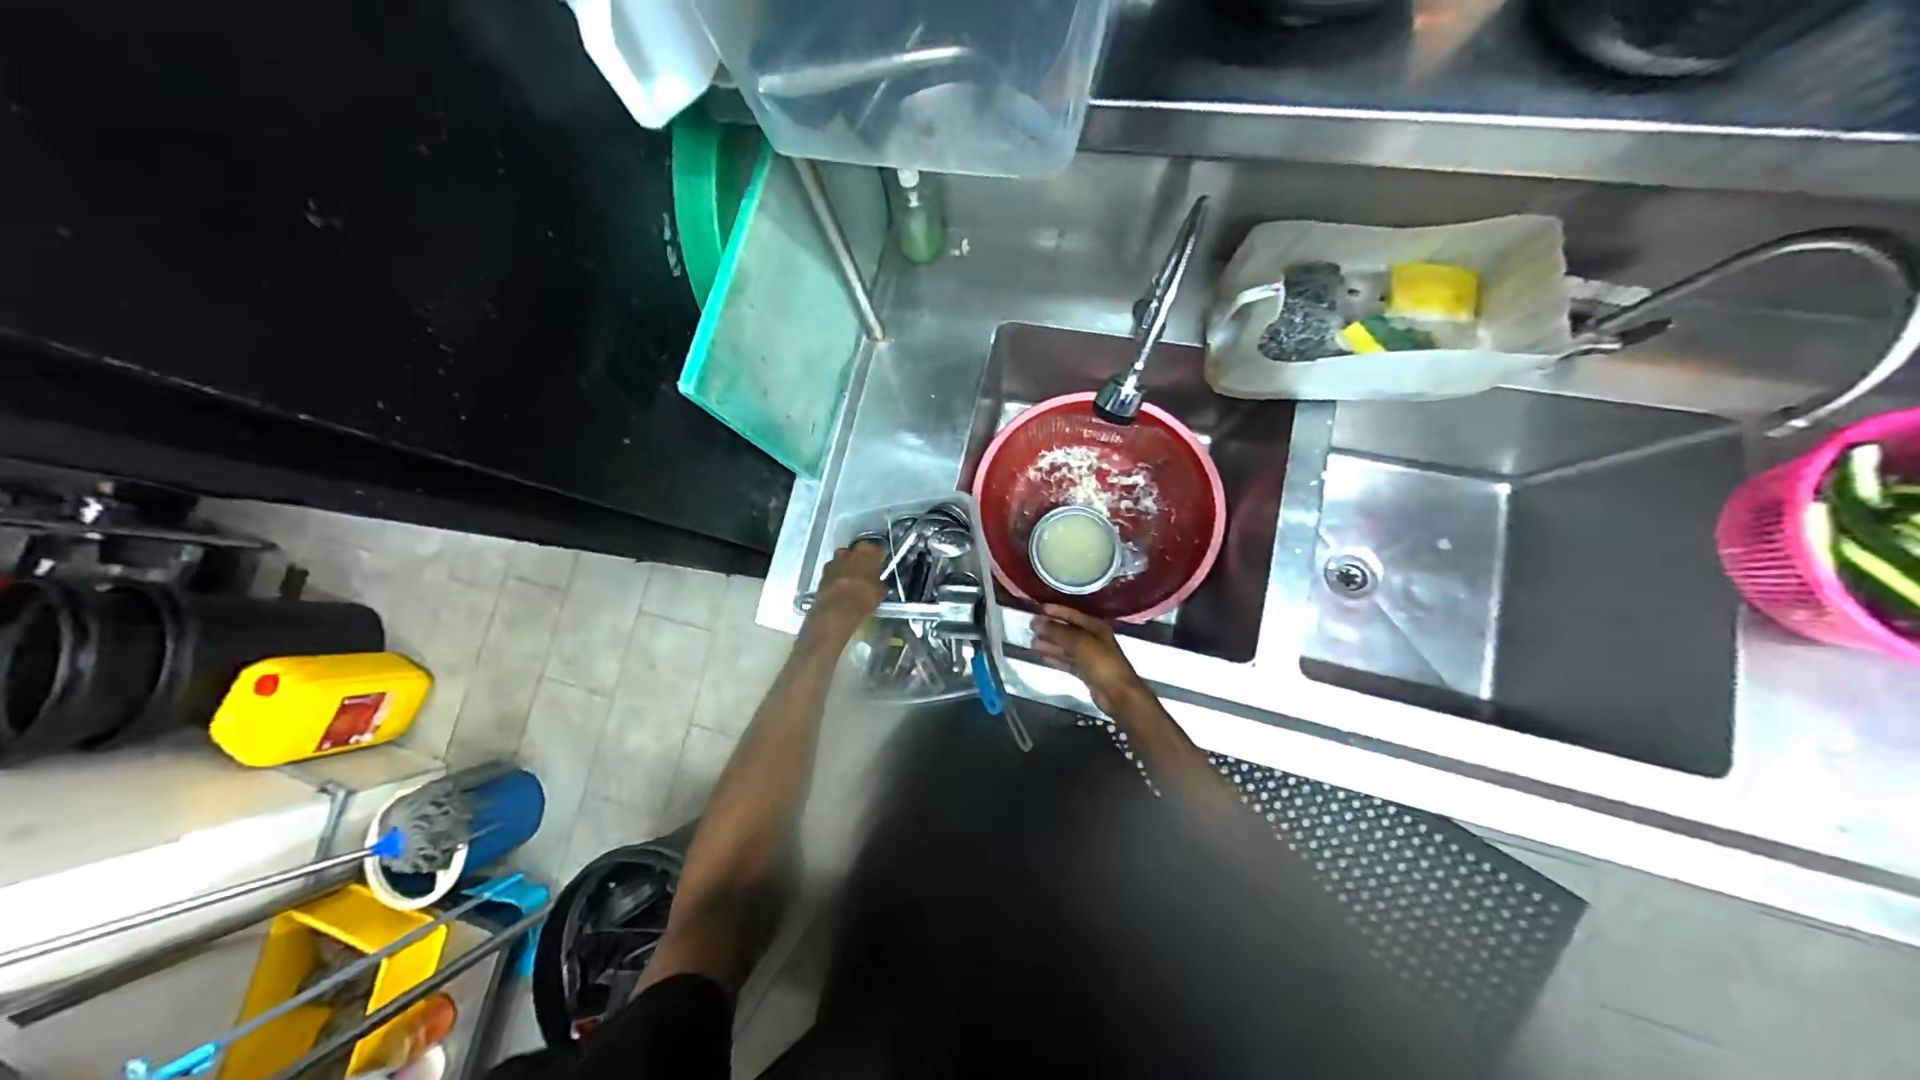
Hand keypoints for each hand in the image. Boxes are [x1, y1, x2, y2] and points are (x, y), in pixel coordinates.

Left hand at [803, 540, 886, 638]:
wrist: (839, 608)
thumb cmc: (865, 595)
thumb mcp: (880, 591)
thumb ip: (880, 583)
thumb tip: (880, 586)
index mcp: (867, 550)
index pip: (876, 549)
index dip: (879, 558)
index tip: (880, 565)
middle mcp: (848, 551)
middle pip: (856, 552)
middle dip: (860, 561)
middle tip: (866, 573)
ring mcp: (833, 562)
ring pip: (842, 561)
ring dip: (847, 568)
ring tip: (853, 582)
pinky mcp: (822, 574)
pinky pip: (833, 572)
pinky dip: (836, 578)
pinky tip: (842, 589)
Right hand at [1032, 604, 1147, 714]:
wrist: (1118, 694)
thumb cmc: (1101, 662)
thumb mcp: (1079, 642)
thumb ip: (1058, 631)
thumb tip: (1037, 621)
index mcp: (1095, 627)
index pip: (1072, 615)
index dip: (1056, 611)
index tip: (1038, 609)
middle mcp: (1093, 639)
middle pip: (1067, 631)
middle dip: (1050, 629)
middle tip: (1030, 628)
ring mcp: (1089, 656)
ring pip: (1066, 647)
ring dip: (1050, 644)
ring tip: (1032, 643)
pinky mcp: (1085, 671)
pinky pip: (1067, 661)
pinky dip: (1055, 658)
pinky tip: (1042, 656)